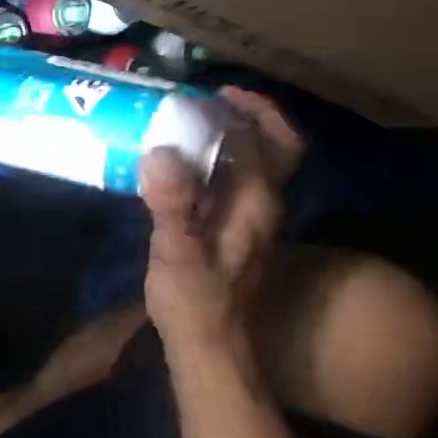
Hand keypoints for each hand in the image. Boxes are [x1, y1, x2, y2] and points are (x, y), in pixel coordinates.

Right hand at [141, 87, 303, 355]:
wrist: (210, 343)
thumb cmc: (193, 299)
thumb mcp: (175, 251)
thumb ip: (171, 202)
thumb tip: (160, 152)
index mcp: (255, 202)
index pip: (259, 141)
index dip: (238, 111)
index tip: (203, 93)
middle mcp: (264, 204)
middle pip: (277, 147)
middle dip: (254, 116)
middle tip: (214, 98)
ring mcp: (254, 218)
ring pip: (260, 163)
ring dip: (237, 136)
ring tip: (195, 122)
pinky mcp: (237, 229)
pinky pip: (239, 180)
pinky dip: (222, 160)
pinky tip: (186, 164)